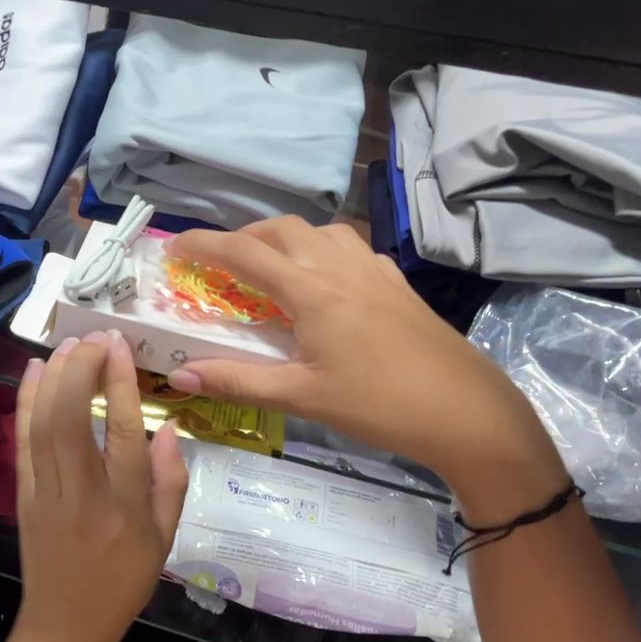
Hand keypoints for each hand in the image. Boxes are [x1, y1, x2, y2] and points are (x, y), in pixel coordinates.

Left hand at [12, 329, 188, 641]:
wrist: (66, 624)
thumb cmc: (123, 582)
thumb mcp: (165, 538)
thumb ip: (171, 482)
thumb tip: (167, 427)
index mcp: (125, 508)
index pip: (121, 434)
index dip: (120, 384)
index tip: (120, 346)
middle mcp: (82, 496)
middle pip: (72, 421)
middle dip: (80, 370)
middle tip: (94, 337)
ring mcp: (46, 495)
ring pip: (42, 427)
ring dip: (52, 379)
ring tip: (67, 344)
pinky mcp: (22, 496)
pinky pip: (22, 443)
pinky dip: (25, 404)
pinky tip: (34, 372)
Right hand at [164, 220, 565, 518]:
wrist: (466, 412)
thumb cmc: (379, 405)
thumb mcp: (300, 397)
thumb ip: (237, 381)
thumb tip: (180, 376)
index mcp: (313, 292)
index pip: (246, 254)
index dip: (205, 244)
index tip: (174, 246)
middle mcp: (342, 269)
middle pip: (283, 229)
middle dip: (243, 236)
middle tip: (218, 262)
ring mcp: (375, 272)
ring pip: (321, 231)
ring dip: (285, 238)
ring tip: (268, 267)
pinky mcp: (397, 285)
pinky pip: (351, 248)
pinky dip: (321, 250)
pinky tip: (322, 280)